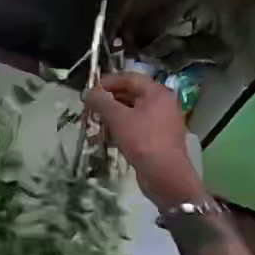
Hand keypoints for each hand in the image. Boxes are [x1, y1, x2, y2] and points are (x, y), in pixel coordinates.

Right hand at [84, 72, 207, 209]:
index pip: (128, 78)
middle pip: (130, 95)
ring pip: (132, 113)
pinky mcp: (158, 139)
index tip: (90, 91)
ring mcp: (162, 122)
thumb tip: (89, 93)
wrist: (165, 175)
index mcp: (156, 92)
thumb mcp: (118, 118)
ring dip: (113, 118)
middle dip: (108, 102)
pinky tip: (108, 140)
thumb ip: (101, 102)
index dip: (107, 82)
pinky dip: (122, 130)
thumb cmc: (142, 140)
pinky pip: (137, 128)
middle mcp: (162, 104)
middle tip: (90, 109)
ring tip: (95, 125)